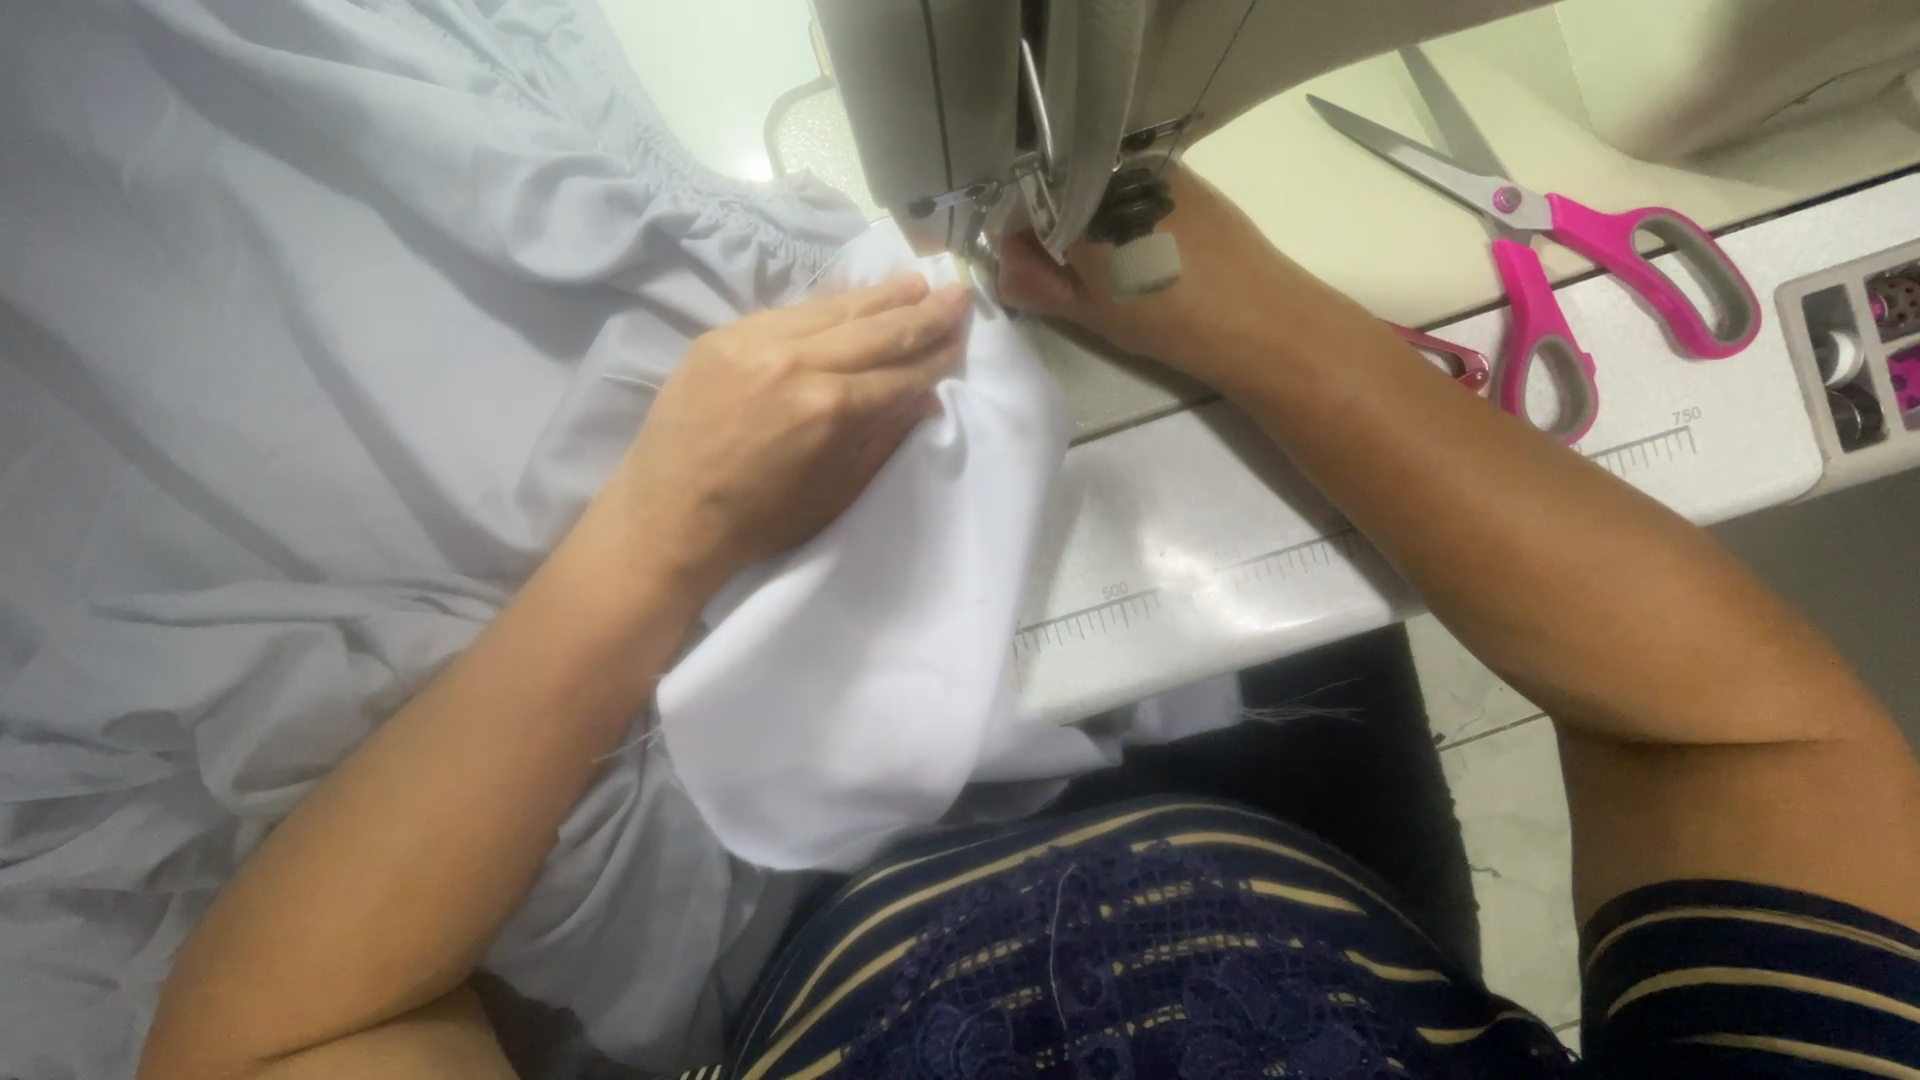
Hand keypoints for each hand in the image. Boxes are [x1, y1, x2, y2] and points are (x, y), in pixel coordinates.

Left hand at [592, 273, 971, 592]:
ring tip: (915, 282)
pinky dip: (829, 306)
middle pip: (875, 331)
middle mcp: (798, 364)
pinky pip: (791, 312)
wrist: (669, 516)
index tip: (961, 337)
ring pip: (834, 310)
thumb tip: (925, 398)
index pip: (900, 374)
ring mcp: (756, 342)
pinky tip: (854, 299)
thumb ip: (884, 439)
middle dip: (922, 314)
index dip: (936, 356)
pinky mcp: (724, 336)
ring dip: (881, 297)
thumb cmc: (761, 521)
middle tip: (956, 295)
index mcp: (831, 411)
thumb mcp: (837, 493)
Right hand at [999, 164, 1348, 388]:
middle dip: (1052, 230)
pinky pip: (1130, 189)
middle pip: (1059, 192)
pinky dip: (1121, 216)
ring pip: (1095, 189)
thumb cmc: (1165, 321)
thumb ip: (1037, 284)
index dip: (1015, 238)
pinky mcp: (1181, 177)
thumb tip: (1002, 265)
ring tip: (1112, 270)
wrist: (1257, 316)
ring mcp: (1150, 169)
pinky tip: (1143, 252)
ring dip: (1088, 223)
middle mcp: (1113, 172)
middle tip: (1069, 279)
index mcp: (1082, 205)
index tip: (1024, 270)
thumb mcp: (1090, 313)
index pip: (1023, 205)